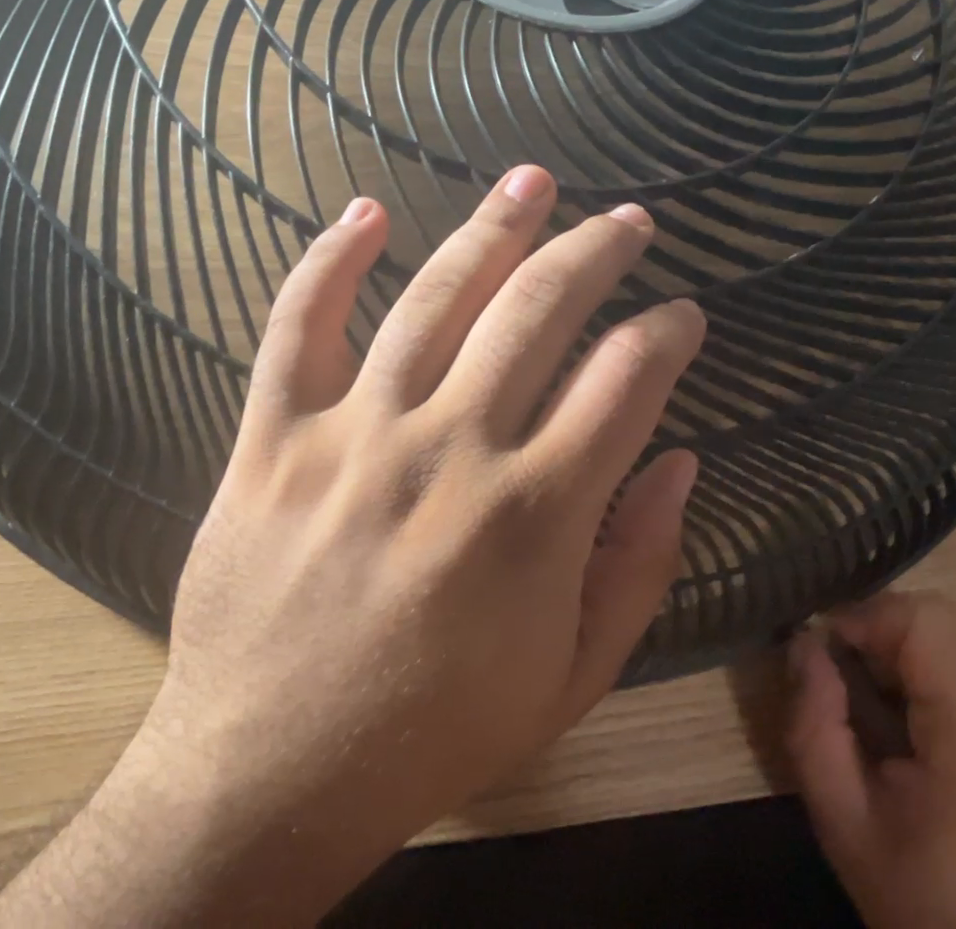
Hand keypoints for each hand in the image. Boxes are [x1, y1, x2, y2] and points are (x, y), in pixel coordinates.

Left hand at [57, 165, 705, 924]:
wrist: (273, 775)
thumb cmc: (440, 733)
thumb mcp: (575, 677)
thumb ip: (639, 566)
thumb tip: (679, 462)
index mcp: (536, 514)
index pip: (627, 381)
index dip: (668, 335)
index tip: (684, 318)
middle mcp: (451, 450)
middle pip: (539, 311)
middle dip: (597, 252)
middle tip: (629, 220)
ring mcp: (353, 436)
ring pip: (433, 298)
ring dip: (492, 228)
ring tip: (532, 179)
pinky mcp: (272, 440)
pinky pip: (296, 328)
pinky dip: (328, 262)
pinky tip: (366, 213)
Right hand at [787, 592, 955, 928]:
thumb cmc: (930, 912)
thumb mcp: (846, 825)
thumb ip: (815, 726)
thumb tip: (805, 645)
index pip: (927, 618)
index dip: (868, 619)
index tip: (828, 658)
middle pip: (947, 639)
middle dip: (886, 656)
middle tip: (853, 714)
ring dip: (921, 685)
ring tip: (898, 751)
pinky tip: (945, 773)